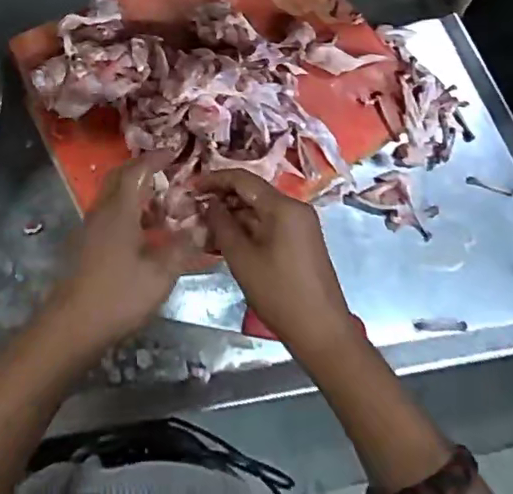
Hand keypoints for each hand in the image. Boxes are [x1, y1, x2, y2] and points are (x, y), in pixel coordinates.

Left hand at [46, 151, 199, 342]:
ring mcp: (91, 228)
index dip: (154, 159)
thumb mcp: (160, 273)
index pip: (136, 171)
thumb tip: (205, 226)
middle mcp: (102, 211)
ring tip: (163, 207)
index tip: (172, 153)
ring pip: (114, 198)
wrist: (73, 325)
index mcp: (119, 209)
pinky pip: (111, 215)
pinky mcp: (88, 245)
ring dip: (137, 194)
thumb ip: (184, 247)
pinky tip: (146, 235)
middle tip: (167, 174)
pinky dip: (129, 213)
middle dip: (143, 171)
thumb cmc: (119, 294)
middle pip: (120, 178)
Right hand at [195, 170, 358, 355]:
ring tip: (206, 229)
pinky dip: (248, 229)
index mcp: (283, 206)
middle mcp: (295, 207)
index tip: (190, 188)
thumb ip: (221, 224)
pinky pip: (269, 224)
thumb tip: (210, 204)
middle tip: (194, 210)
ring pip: (260, 210)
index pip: (242, 179)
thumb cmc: (279, 293)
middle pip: (252, 192)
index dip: (214, 180)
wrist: (322, 333)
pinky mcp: (301, 240)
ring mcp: (301, 224)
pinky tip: (227, 241)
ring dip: (233, 216)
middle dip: (222, 199)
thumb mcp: (242, 258)